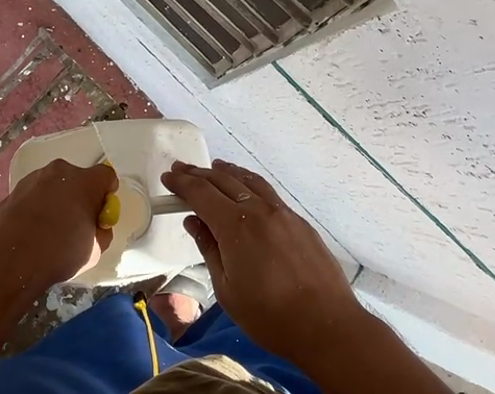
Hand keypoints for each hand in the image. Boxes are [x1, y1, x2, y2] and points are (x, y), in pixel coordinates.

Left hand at [0, 159, 117, 294]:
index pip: (106, 176)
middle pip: (78, 178)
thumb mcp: (95, 250)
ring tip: (50, 231)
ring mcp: (34, 177)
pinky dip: (37, 207)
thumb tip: (97, 225)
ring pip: (54, 185)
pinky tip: (32, 231)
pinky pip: (35, 195)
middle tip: (77, 224)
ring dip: (57, 200)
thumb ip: (101, 231)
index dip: (107, 194)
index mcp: (85, 181)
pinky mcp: (15, 188)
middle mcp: (59, 170)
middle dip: (81, 197)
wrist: (10, 257)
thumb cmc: (59, 252)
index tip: (101, 214)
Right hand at [162, 159, 358, 359]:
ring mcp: (282, 213)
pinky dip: (249, 183)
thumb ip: (208, 249)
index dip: (181, 183)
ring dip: (226, 172)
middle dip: (198, 173)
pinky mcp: (299, 222)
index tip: (167, 178)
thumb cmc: (270, 316)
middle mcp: (258, 209)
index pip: (201, 192)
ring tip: (213, 168)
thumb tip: (193, 221)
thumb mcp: (226, 289)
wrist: (327, 326)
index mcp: (235, 226)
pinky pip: (267, 192)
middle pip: (223, 180)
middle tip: (181, 169)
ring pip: (248, 180)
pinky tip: (247, 190)